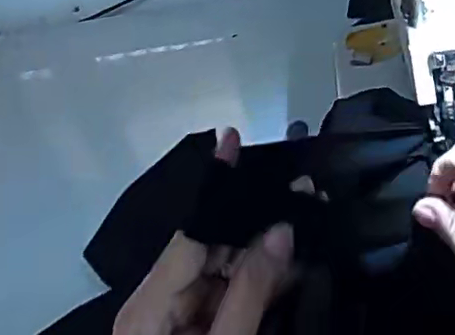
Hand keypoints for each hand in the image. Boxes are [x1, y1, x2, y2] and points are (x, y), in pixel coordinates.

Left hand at [115, 129, 297, 334]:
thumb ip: (250, 292)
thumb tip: (280, 229)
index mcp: (149, 309)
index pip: (190, 231)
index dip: (216, 184)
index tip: (231, 138)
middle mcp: (157, 307)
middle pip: (211, 246)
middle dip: (256, 218)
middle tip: (301, 192)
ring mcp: (173, 323)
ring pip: (224, 269)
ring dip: (264, 249)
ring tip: (306, 221)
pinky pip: (227, 296)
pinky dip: (258, 281)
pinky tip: (293, 265)